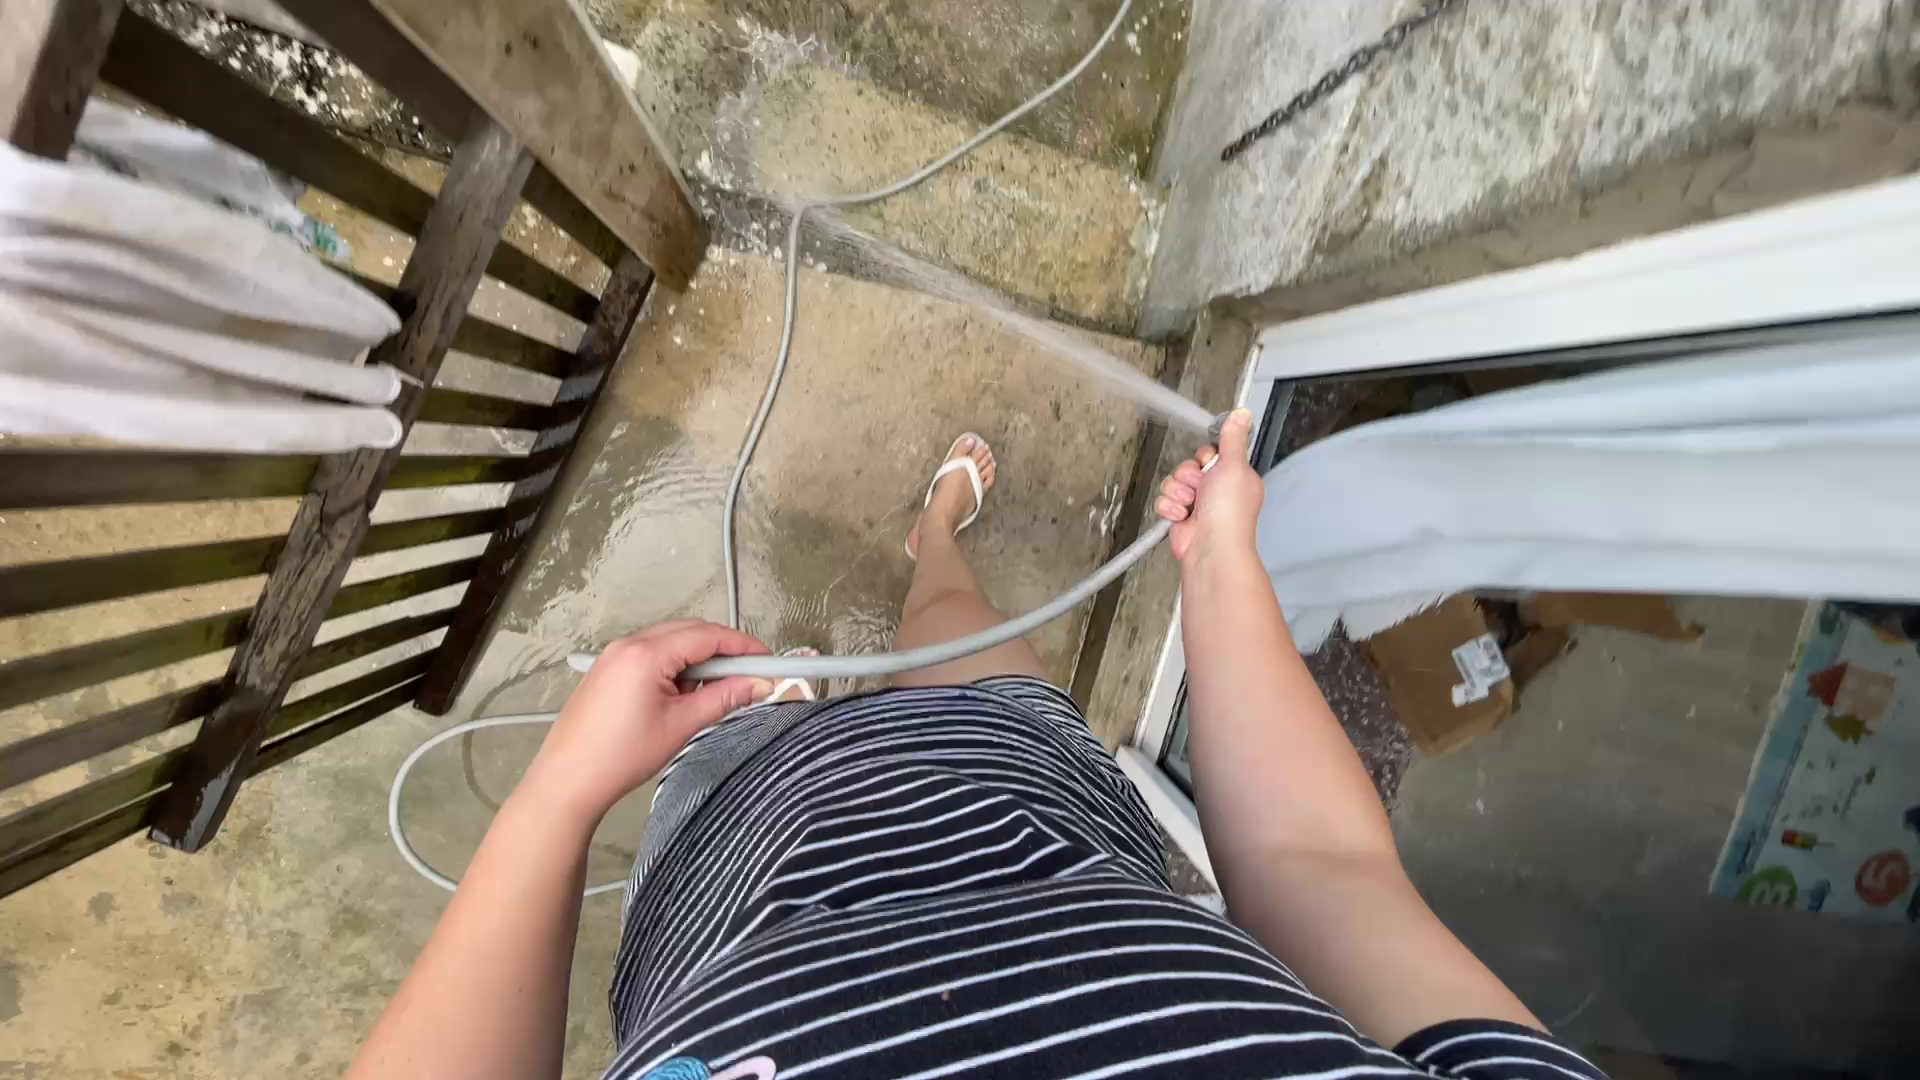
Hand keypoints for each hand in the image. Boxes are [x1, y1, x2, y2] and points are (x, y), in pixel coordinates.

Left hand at [520, 620, 770, 820]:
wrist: (567, 782)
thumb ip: (725, 697)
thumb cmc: (617, 756)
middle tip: (748, 674)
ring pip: (673, 640)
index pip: (709, 636)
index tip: (767, 659)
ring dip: (700, 658)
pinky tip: (683, 694)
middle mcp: (628, 645)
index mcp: (646, 654)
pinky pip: (654, 652)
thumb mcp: (682, 724)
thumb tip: (759, 684)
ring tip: (711, 692)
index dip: (743, 645)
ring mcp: (616, 654)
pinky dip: (677, 665)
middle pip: (692, 631)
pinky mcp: (610, 667)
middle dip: (724, 650)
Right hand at [1155, 407, 1263, 564]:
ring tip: (1190, 505)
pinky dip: (1169, 508)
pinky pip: (1163, 500)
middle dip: (1187, 476)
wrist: (1210, 545)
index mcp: (1233, 476)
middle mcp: (1215, 490)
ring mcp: (1196, 504)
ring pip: (1173, 483)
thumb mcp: (1234, 465)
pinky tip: (1180, 516)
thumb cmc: (1228, 511)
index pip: (1209, 453)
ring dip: (1177, 492)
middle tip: (1199, 487)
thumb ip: (1233, 439)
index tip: (1207, 463)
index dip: (1204, 457)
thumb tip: (1242, 414)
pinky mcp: (1179, 516)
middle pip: (1187, 467)